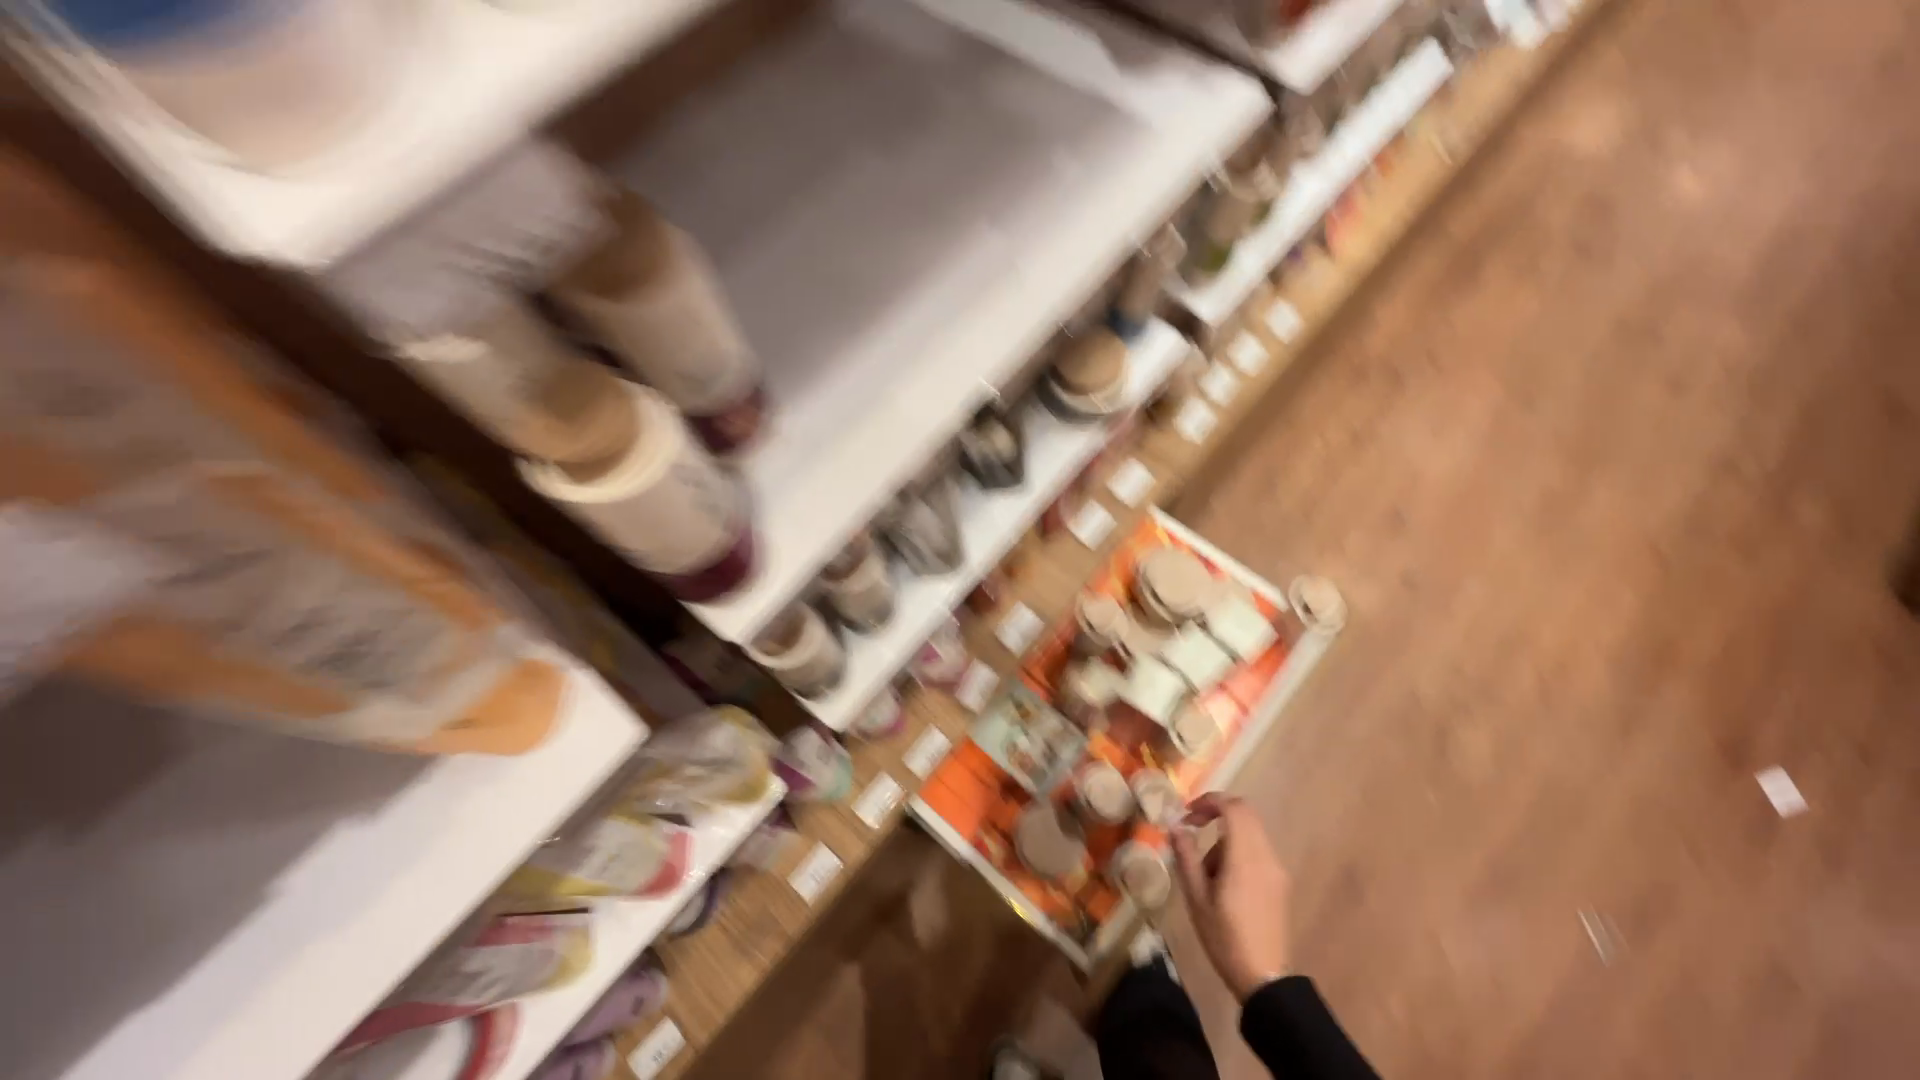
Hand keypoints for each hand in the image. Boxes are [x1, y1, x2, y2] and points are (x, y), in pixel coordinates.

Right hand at [1169, 792, 1292, 1002]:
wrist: (1264, 977)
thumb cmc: (1224, 938)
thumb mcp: (1196, 898)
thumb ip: (1186, 857)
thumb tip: (1175, 826)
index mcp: (1245, 858)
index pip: (1233, 808)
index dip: (1209, 801)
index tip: (1187, 814)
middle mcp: (1266, 856)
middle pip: (1245, 814)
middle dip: (1216, 814)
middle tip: (1191, 828)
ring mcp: (1276, 869)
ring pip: (1249, 833)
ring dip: (1225, 838)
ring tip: (1206, 874)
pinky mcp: (1280, 882)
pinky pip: (1257, 851)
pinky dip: (1237, 852)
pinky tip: (1224, 884)